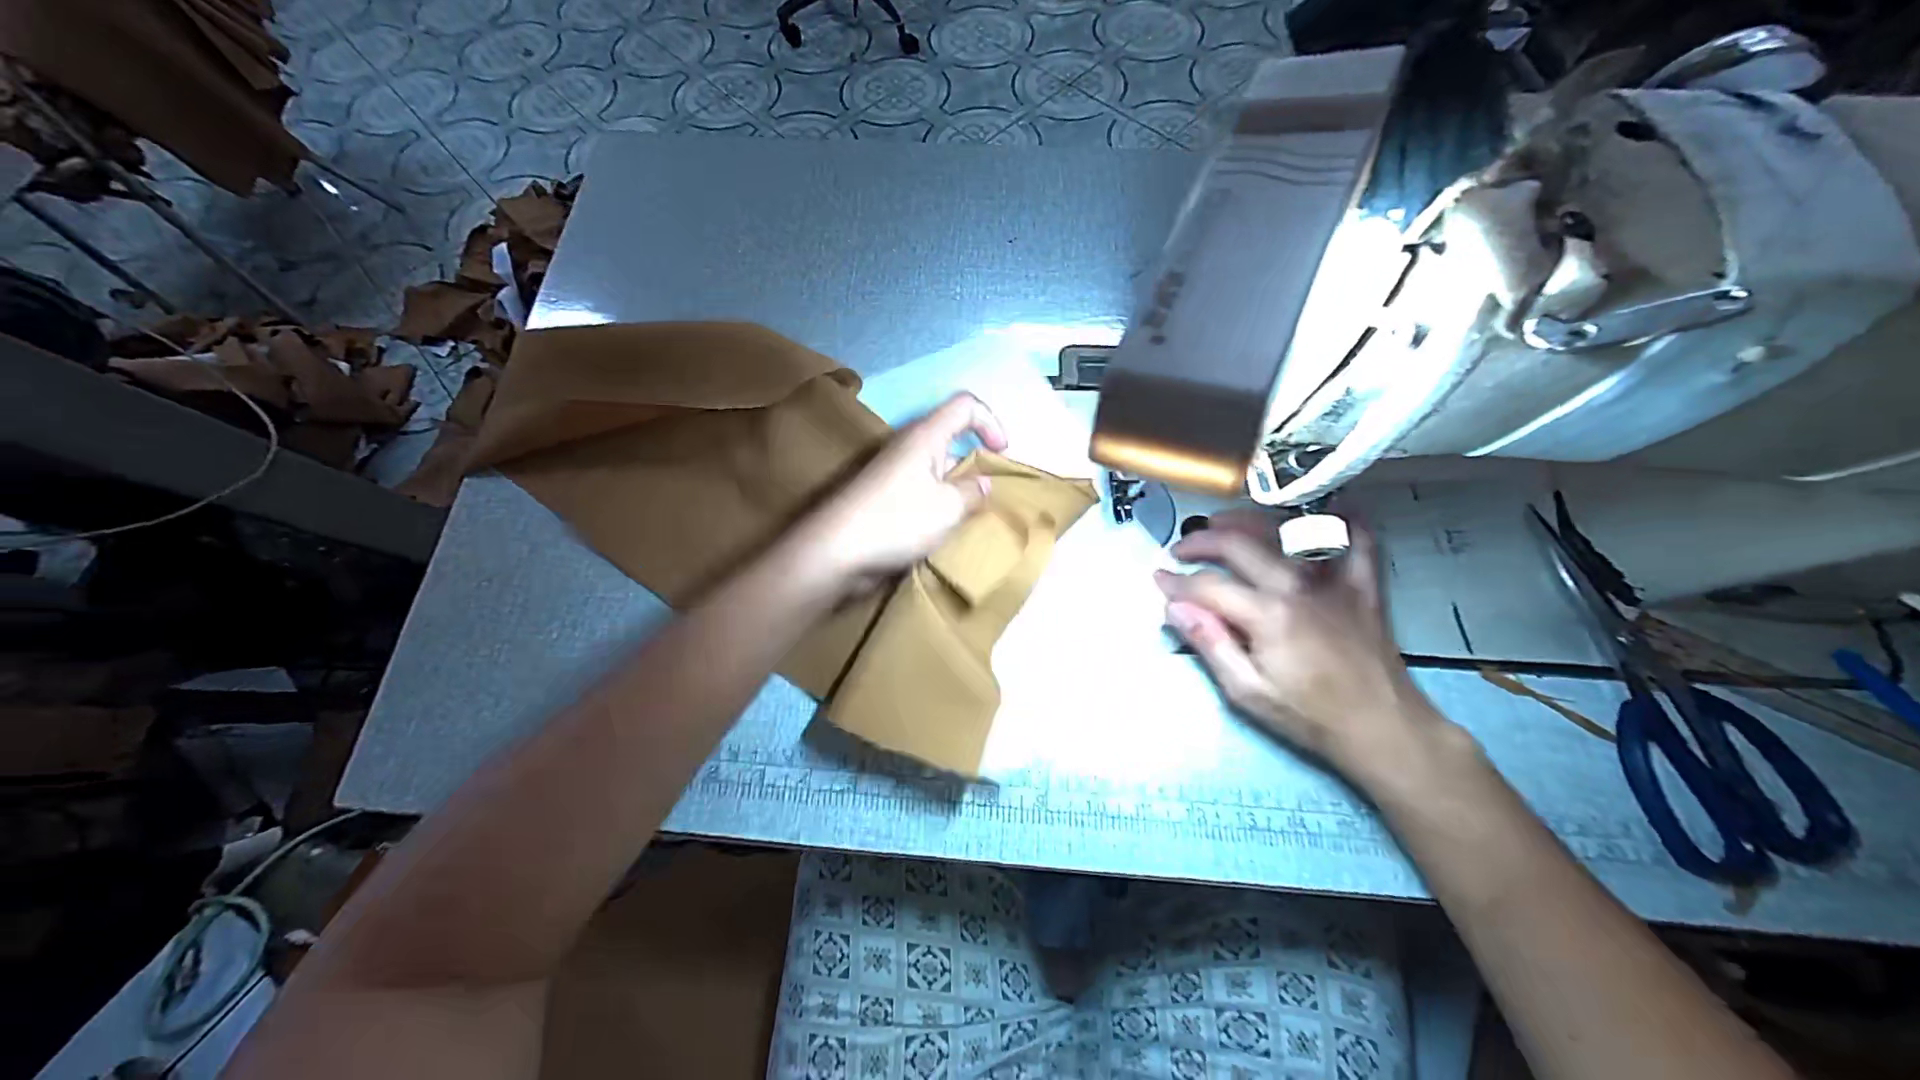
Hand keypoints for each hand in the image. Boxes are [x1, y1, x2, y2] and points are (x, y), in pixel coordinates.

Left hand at [796, 392, 1007, 590]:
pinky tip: (942, 529)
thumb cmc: (897, 521)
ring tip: (970, 515)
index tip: (1002, 455)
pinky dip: (938, 503)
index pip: (965, 405)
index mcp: (925, 436)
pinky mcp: (882, 498)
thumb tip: (983, 484)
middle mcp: (908, 447)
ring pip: (936, 467)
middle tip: (989, 491)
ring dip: (957, 485)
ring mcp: (892, 472)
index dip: (991, 422)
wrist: (835, 552)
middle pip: (950, 436)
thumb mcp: (948, 508)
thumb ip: (973, 492)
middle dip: (975, 459)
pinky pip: (921, 490)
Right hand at [1155, 514, 1447, 774]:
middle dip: (1201, 542)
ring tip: (1222, 524)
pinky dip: (1337, 521)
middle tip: (1179, 550)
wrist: (1384, 729)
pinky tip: (1314, 515)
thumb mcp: (1247, 692)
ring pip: (1285, 530)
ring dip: (1248, 520)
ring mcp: (1334, 581)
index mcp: (1268, 615)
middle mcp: (1299, 586)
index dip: (1176, 582)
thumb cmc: (1310, 717)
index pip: (1208, 586)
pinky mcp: (1362, 585)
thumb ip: (1210, 644)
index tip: (1158, 580)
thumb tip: (1175, 608)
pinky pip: (1356, 539)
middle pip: (1239, 545)